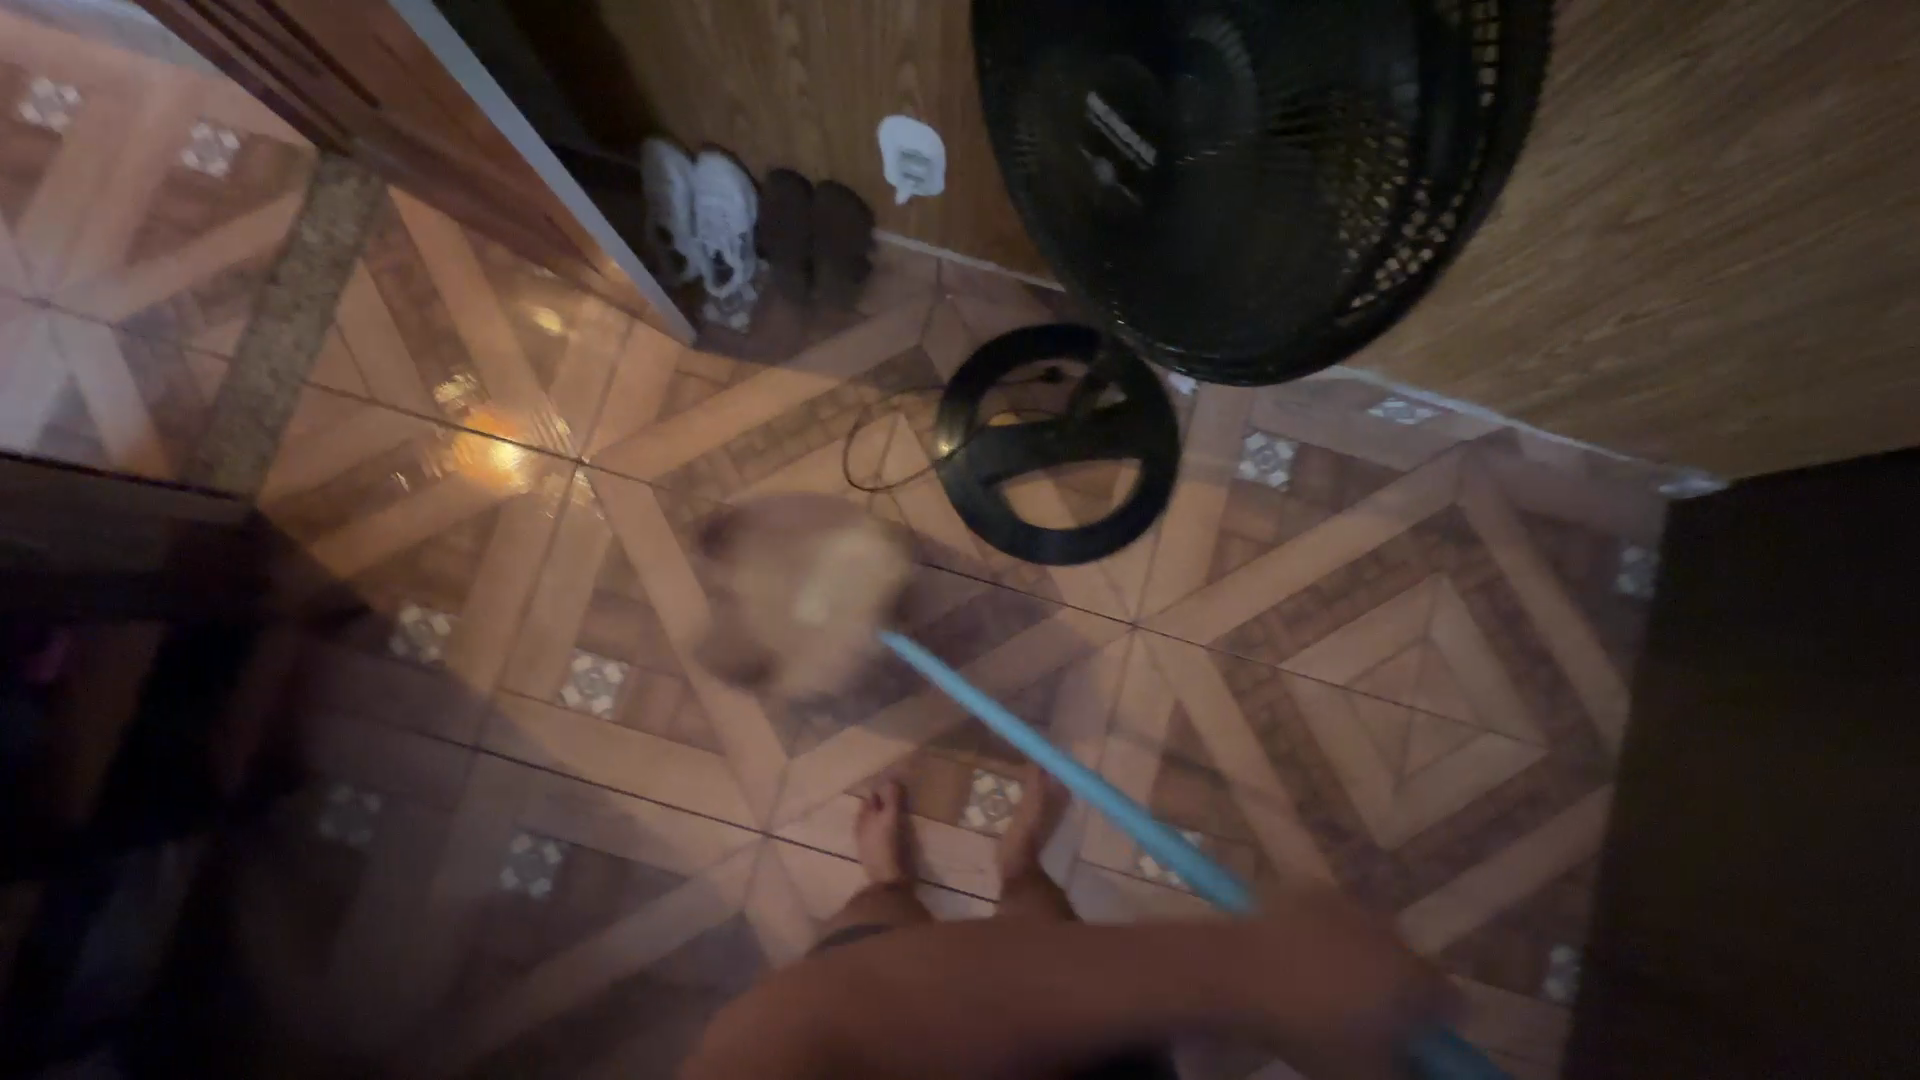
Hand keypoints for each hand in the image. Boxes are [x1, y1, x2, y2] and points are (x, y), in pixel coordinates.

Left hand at [1230, 890, 1459, 1078]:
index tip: (1412, 1040)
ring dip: (1362, 955)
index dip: (1434, 1024)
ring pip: (1372, 936)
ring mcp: (1348, 905)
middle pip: (1410, 963)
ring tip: (1327, 980)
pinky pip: (1334, 916)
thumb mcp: (1366, 1076)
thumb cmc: (1308, 1030)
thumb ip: (1404, 1073)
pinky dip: (1327, 932)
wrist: (1240, 973)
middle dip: (1397, 986)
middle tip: (1365, 1013)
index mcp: (1414, 979)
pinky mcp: (1311, 890)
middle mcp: (1389, 933)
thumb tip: (1412, 1066)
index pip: (1450, 1001)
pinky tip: (1302, 952)